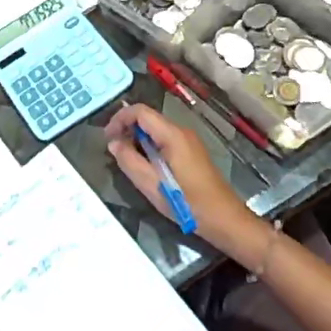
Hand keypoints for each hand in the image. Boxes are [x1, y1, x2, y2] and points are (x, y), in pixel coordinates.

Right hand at [104, 103, 272, 263]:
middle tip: (114, 151)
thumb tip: (114, 142)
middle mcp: (182, 131)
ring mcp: (190, 141)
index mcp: (173, 135)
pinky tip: (147, 166)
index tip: (107, 138)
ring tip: (127, 160)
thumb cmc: (187, 202)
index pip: (141, 112)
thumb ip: (129, 161)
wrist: (223, 218)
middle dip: (127, 129)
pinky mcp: (192, 152)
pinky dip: (151, 146)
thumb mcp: (151, 185)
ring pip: (157, 129)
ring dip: (139, 139)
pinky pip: (166, 140)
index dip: (119, 119)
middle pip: (149, 118)